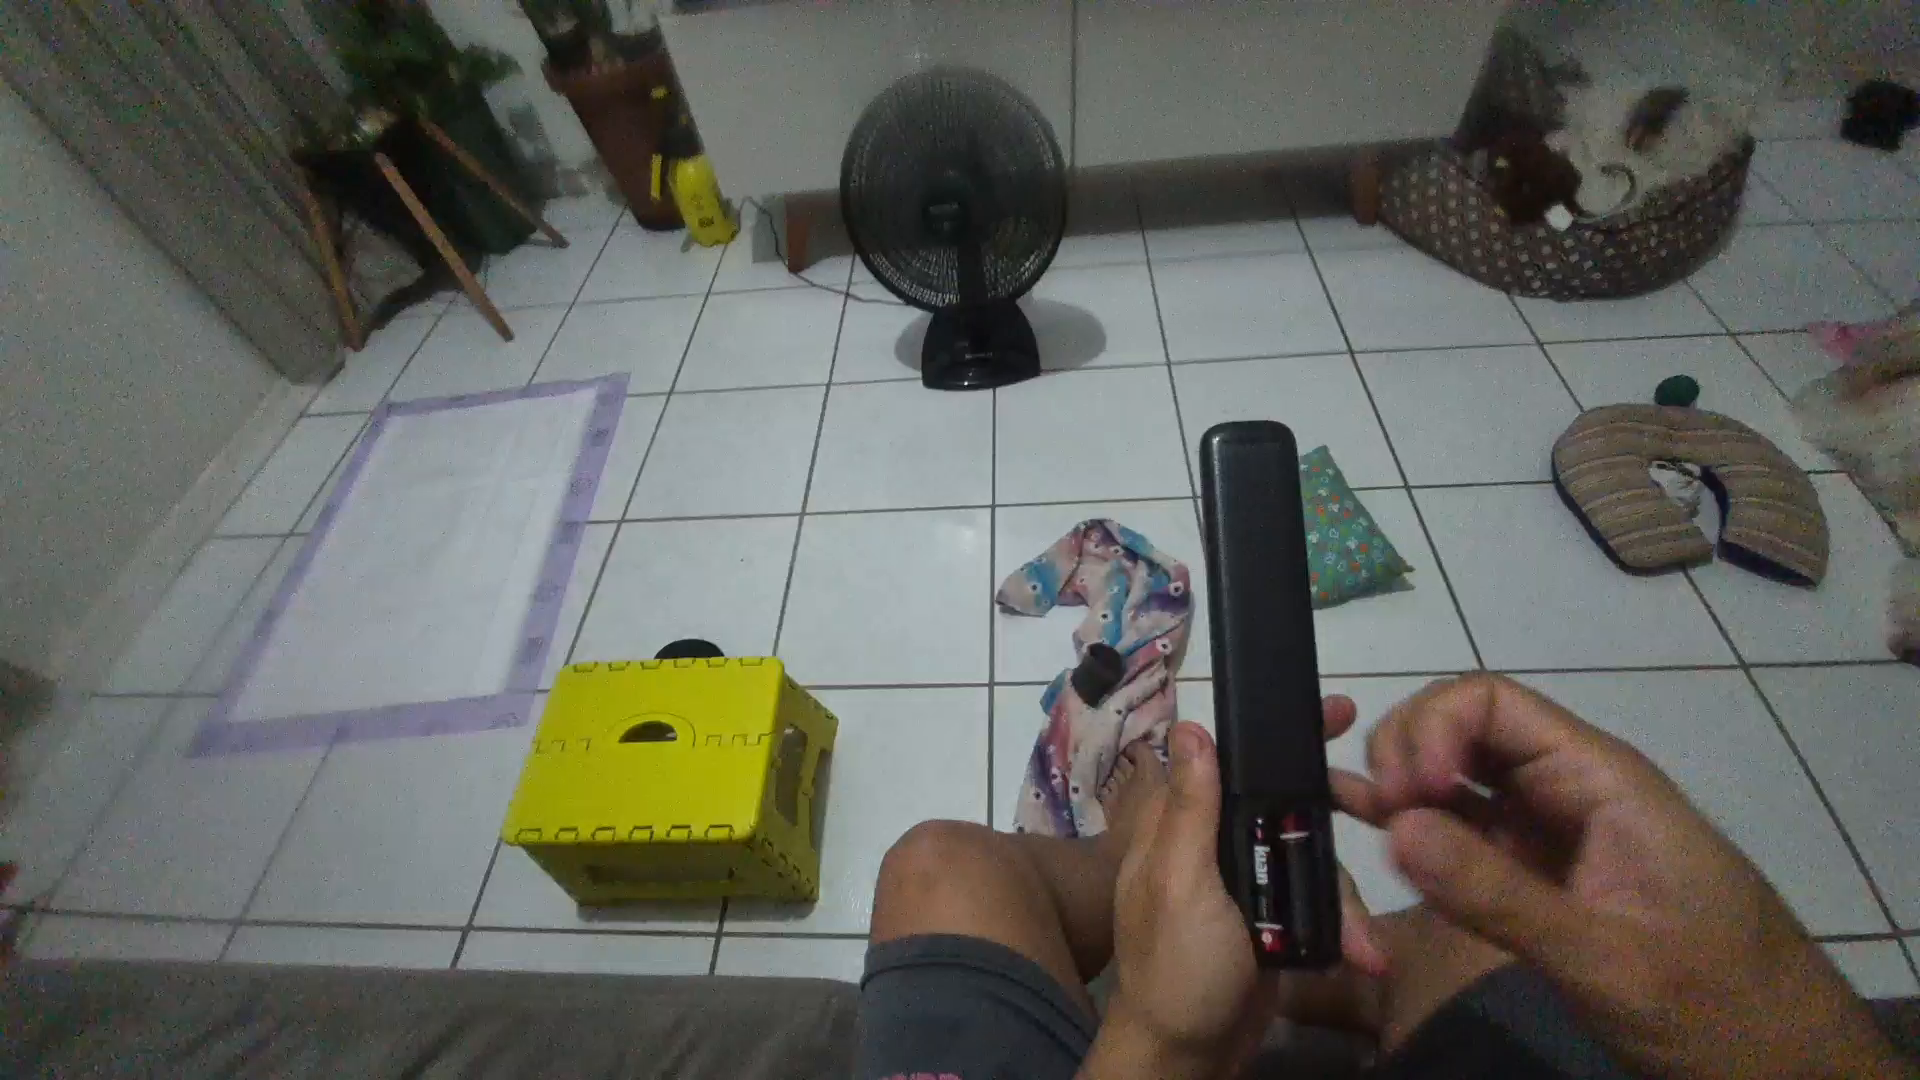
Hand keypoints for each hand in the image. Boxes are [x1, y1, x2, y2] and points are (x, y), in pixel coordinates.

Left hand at [1090, 697, 1384, 1079]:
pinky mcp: (1273, 915)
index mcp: (1183, 818)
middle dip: (1333, 810)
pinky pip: (1319, 901)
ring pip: (1311, 854)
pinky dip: (1343, 924)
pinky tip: (1362, 954)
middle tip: (1383, 808)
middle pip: (1284, 801)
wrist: (1191, 1052)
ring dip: (1343, 897)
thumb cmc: (1176, 962)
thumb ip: (1189, 807)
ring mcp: (1246, 876)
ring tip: (1363, 946)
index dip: (1281, 734)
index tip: (1339, 716)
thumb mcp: (1179, 879)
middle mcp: (1214, 837)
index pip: (1232, 758)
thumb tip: (1190, 725)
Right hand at [1356, 673, 1903, 1079]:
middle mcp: (1557, 783)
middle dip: (1406, 751)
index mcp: (1596, 778)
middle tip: (1385, 811)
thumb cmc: (1722, 1011)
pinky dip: (1398, 812)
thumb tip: (1396, 829)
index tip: (1410, 790)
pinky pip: (1447, 819)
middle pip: (1456, 722)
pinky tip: (1354, 811)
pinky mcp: (1516, 859)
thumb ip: (1501, 894)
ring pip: (1444, 765)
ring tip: (1368, 819)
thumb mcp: (1611, 960)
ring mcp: (1534, 821)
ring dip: (1395, 779)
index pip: (1491, 702)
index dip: (1435, 727)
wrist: (1784, 1075)